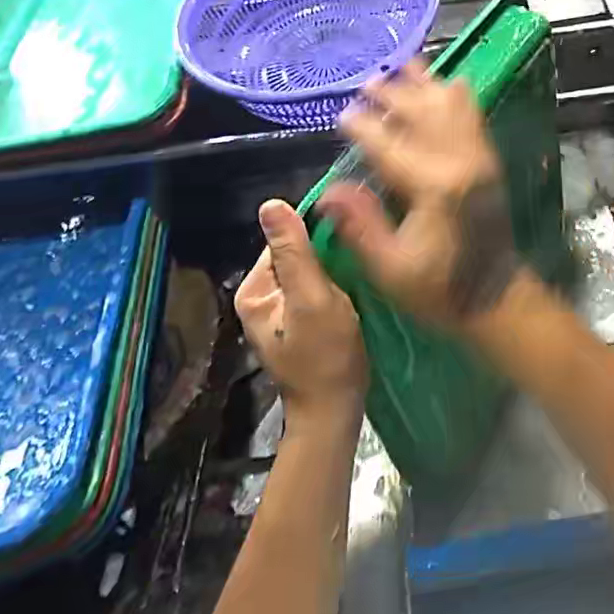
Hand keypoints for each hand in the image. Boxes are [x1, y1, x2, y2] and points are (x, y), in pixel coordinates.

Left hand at [235, 200, 366, 420]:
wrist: (336, 409)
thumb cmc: (326, 355)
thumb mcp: (312, 298)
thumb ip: (294, 252)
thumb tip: (270, 203)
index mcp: (254, 291)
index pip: (285, 241)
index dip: (317, 236)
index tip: (348, 238)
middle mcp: (261, 297)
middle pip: (298, 254)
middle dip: (327, 253)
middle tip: (358, 256)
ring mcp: (281, 311)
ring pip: (311, 269)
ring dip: (334, 266)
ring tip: (359, 269)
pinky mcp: (301, 320)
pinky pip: (317, 286)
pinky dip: (335, 282)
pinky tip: (353, 286)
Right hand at [319, 62, 523, 328]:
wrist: (497, 296)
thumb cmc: (439, 288)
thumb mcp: (391, 268)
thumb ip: (360, 226)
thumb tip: (328, 192)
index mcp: (432, 187)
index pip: (388, 144)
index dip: (363, 126)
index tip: (342, 116)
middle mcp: (459, 162)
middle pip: (421, 114)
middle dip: (393, 95)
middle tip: (368, 83)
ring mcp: (479, 158)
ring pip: (452, 107)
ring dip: (427, 85)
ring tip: (405, 65)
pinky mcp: (489, 161)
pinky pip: (474, 117)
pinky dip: (458, 96)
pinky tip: (448, 82)